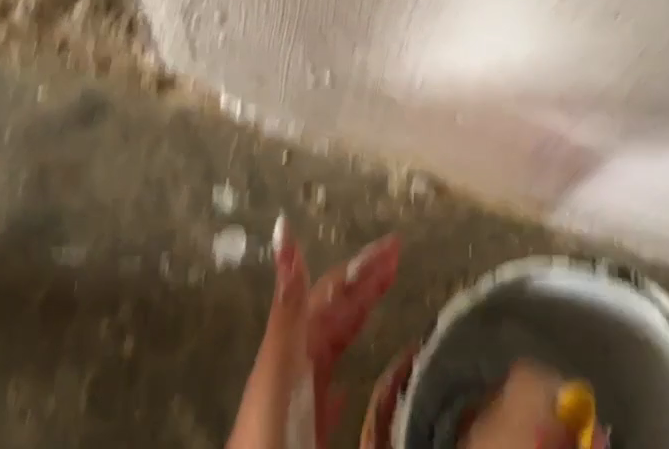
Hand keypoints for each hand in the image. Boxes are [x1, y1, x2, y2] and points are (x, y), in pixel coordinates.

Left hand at [226, 225, 400, 448]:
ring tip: (385, 293)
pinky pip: (325, 398)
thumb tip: (285, 238)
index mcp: (291, 354)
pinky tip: (351, 384)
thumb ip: (289, 311)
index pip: (330, 299)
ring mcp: (296, 406)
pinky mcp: (302, 436)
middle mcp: (293, 373)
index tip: (394, 245)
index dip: (358, 269)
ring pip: (331, 350)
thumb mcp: (279, 373)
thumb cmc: (269, 438)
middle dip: (364, 283)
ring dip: (357, 317)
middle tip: (399, 255)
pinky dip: (343, 377)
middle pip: (332, 317)